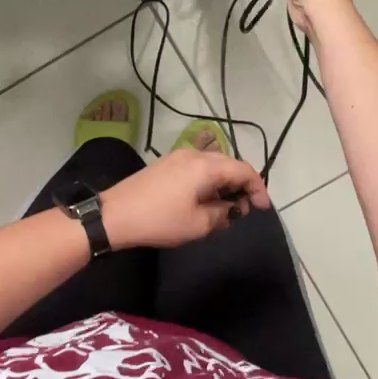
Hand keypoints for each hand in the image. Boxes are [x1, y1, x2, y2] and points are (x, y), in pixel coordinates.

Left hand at [98, 149, 270, 248]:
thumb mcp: (199, 224)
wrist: (115, 215)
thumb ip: (223, 213)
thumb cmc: (160, 220)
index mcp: (205, 166)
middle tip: (244, 211)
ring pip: (212, 166)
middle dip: (241, 186)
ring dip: (224, 185)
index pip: (244, 170)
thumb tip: (233, 207)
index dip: (258, 188)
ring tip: (224, 210)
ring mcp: (178, 157)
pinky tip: (204, 202)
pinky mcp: (166, 164)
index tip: (262, 208)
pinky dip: (208, 183)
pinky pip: (197, 169)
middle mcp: (194, 154)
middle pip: (229, 164)